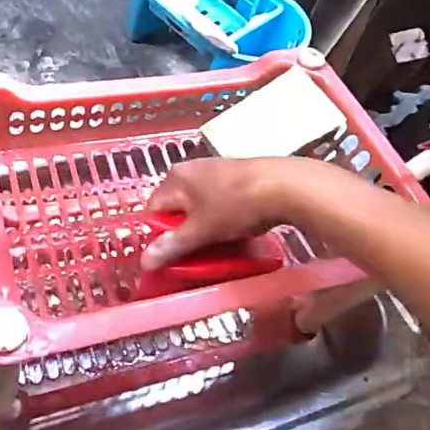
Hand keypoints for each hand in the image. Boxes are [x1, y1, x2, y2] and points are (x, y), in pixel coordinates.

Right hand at [141, 157, 316, 269]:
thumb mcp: (201, 231)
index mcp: (175, 178)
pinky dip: (221, 217)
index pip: (153, 210)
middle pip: (176, 208)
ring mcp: (214, 169)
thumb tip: (144, 261)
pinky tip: (235, 229)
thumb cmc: (236, 206)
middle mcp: (190, 168)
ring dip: (203, 227)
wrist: (285, 185)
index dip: (158, 235)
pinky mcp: (236, 175)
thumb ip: (172, 245)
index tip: (171, 255)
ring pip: (198, 206)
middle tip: (194, 253)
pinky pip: (218, 201)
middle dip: (183, 232)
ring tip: (217, 244)